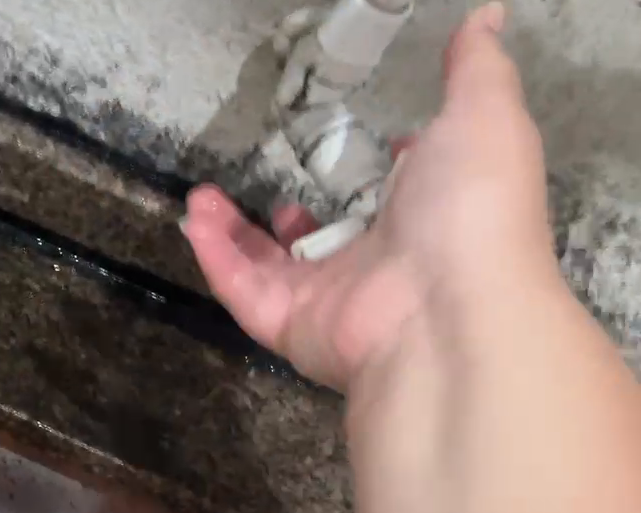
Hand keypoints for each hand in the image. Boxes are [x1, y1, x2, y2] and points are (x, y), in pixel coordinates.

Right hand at [182, 2, 554, 390]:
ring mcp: (315, 296)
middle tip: (241, 182)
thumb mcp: (481, 120)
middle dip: (269, 213)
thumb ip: (473, 72)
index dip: (359, 177)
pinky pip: (237, 285)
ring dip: (227, 229)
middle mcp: (362, 262)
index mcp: (416, 219)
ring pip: (260, 262)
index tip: (339, 151)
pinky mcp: (277, 321)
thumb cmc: (468, 209)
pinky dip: (212, 255)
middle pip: (304, 237)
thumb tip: (483, 17)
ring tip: (200, 197)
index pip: (379, 200)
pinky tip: (192, 222)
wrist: (441, 303)